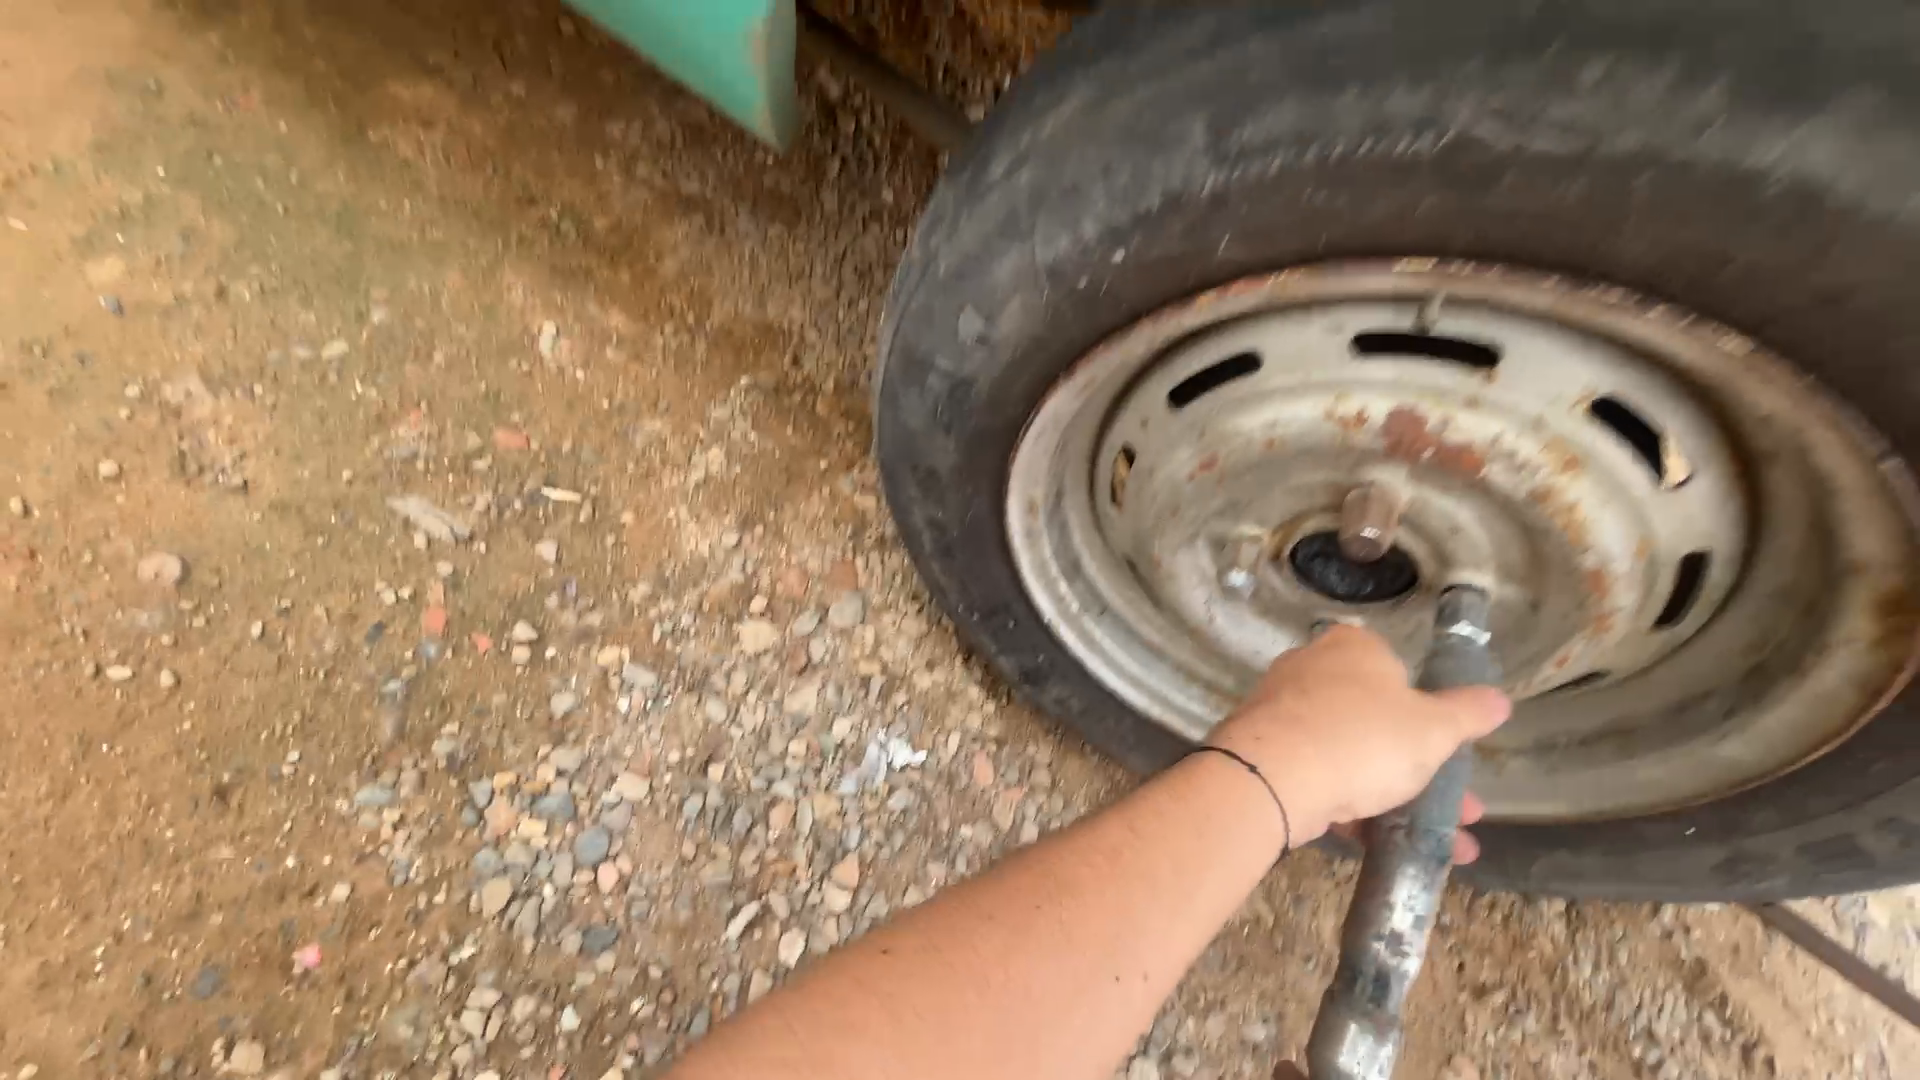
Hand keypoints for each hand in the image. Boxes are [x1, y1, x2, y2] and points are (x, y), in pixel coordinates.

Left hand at [1204, 625, 1510, 848]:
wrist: (1272, 776)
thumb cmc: (1362, 737)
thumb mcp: (1433, 728)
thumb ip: (1468, 713)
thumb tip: (1498, 698)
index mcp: (1351, 647)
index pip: (1396, 668)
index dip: (1425, 708)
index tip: (1447, 747)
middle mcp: (1311, 668)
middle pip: (1375, 717)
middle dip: (1423, 768)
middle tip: (1463, 810)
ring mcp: (1283, 709)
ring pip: (1350, 751)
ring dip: (1397, 797)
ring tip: (1445, 844)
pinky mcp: (1265, 748)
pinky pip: (1319, 774)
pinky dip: (1352, 806)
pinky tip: (1385, 846)